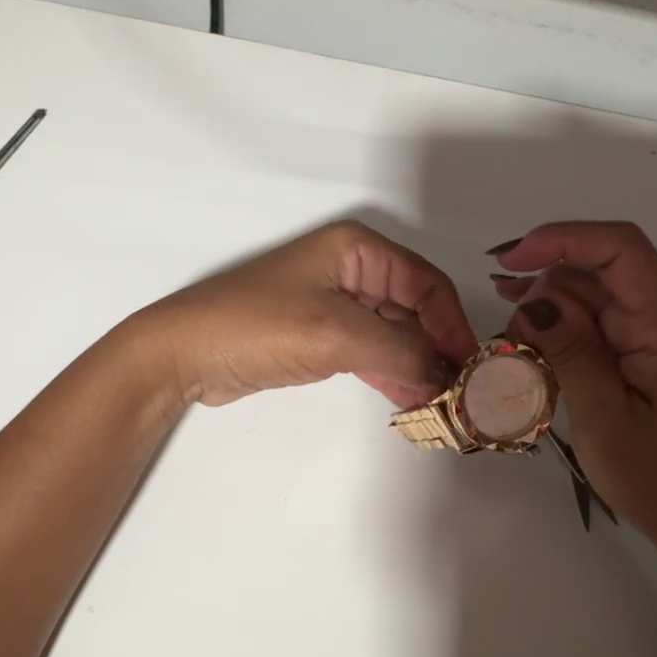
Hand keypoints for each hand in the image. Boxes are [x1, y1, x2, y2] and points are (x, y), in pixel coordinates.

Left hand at [134, 221, 480, 407]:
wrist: (185, 355)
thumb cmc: (258, 327)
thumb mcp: (337, 335)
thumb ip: (401, 351)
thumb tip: (448, 375)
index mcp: (356, 251)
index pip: (426, 283)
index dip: (453, 324)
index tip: (471, 367)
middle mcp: (350, 271)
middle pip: (414, 308)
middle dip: (438, 348)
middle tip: (464, 392)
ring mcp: (333, 304)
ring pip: (394, 333)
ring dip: (417, 365)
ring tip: (444, 405)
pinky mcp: (319, 336)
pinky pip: (370, 351)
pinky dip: (391, 373)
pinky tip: (412, 401)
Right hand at [489, 222, 656, 556]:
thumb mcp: (605, 418)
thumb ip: (572, 351)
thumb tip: (535, 297)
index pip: (620, 248)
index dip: (562, 239)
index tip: (509, 261)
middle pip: (598, 270)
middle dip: (544, 283)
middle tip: (509, 336)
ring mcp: (653, 338)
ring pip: (591, 296)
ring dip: (547, 309)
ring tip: (513, 345)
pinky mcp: (642, 357)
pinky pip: (596, 325)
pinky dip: (559, 330)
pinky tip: (529, 344)